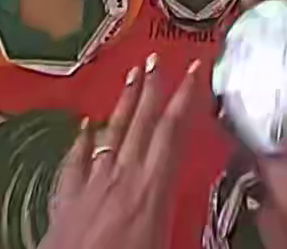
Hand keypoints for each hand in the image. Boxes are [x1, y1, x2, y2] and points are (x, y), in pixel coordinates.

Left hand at [40, 56, 201, 248]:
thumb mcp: (166, 246)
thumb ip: (187, 226)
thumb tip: (220, 232)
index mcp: (151, 190)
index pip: (172, 130)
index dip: (185, 96)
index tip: (193, 68)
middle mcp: (122, 178)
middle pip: (141, 122)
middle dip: (152, 87)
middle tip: (157, 57)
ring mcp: (91, 186)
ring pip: (112, 132)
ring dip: (124, 101)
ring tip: (132, 74)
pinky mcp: (66, 202)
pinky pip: (75, 162)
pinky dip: (82, 140)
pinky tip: (85, 125)